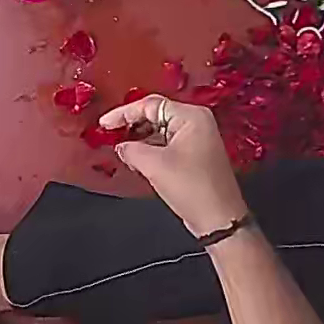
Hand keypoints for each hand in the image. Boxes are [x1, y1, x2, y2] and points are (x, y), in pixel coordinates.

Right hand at [99, 96, 248, 236]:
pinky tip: (136, 158)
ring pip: (160, 129)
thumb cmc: (192, 188)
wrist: (218, 218)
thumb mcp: (155, 165)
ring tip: (120, 148)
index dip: (124, 113)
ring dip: (140, 138)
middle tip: (109, 134)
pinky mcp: (195, 153)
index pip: (151, 105)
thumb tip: (120, 146)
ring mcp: (197, 138)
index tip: (105, 124)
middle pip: (156, 114)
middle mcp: (197, 122)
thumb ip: (131, 150)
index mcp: (192, 116)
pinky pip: (167, 143)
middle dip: (132, 125)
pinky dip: (151, 148)